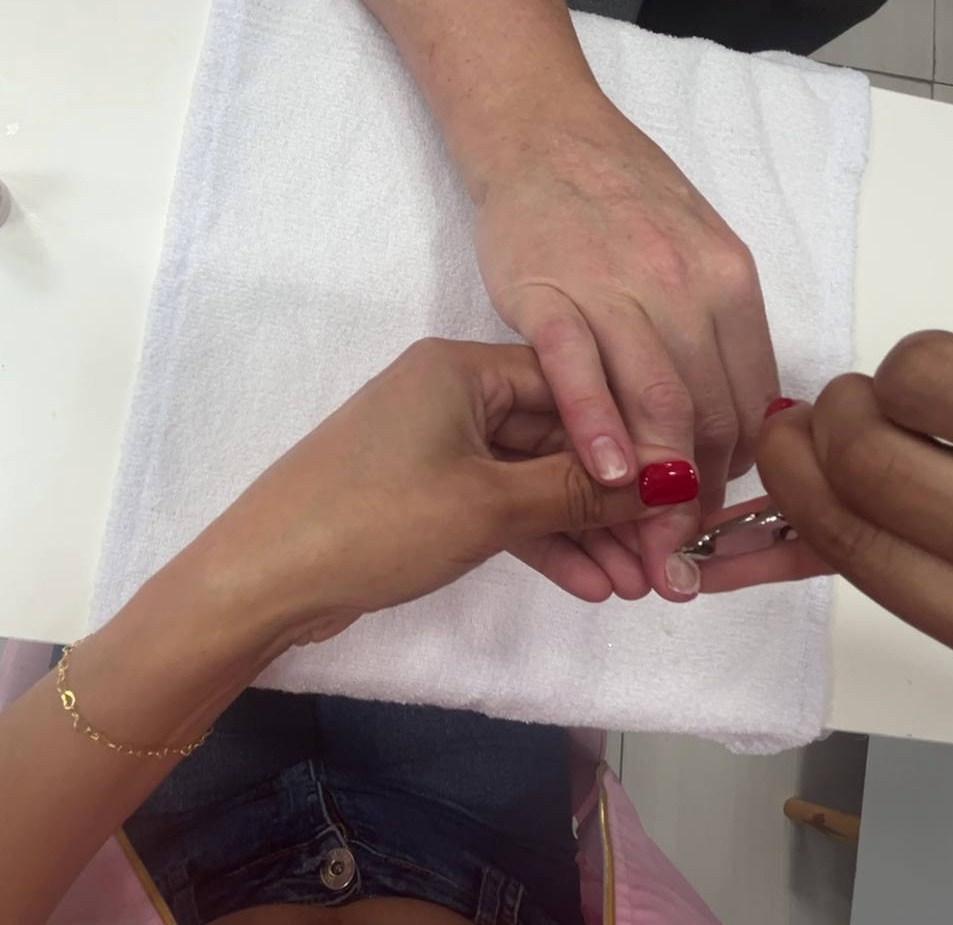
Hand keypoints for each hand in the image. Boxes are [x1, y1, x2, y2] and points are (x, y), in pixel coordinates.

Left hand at [174, 339, 696, 647]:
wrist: (267, 578)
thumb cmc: (378, 520)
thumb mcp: (488, 504)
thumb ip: (582, 491)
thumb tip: (671, 479)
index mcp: (458, 368)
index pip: (570, 384)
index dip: (631, 437)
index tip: (685, 489)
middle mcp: (447, 395)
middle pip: (552, 439)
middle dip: (609, 501)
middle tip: (667, 555)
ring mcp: (431, 445)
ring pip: (525, 481)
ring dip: (579, 531)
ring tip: (639, 584)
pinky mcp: (420, 492)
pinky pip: (493, 507)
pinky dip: (535, 542)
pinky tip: (589, 583)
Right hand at [469, 100, 776, 600]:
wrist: (541, 136)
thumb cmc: (614, 196)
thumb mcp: (691, 246)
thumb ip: (715, 326)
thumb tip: (732, 411)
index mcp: (728, 281)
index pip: (748, 401)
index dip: (735, 475)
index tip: (711, 519)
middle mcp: (687, 286)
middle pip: (708, 412)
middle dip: (698, 498)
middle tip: (680, 555)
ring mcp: (616, 287)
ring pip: (654, 399)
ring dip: (657, 483)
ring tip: (645, 540)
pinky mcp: (548, 292)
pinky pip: (579, 368)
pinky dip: (594, 424)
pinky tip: (601, 471)